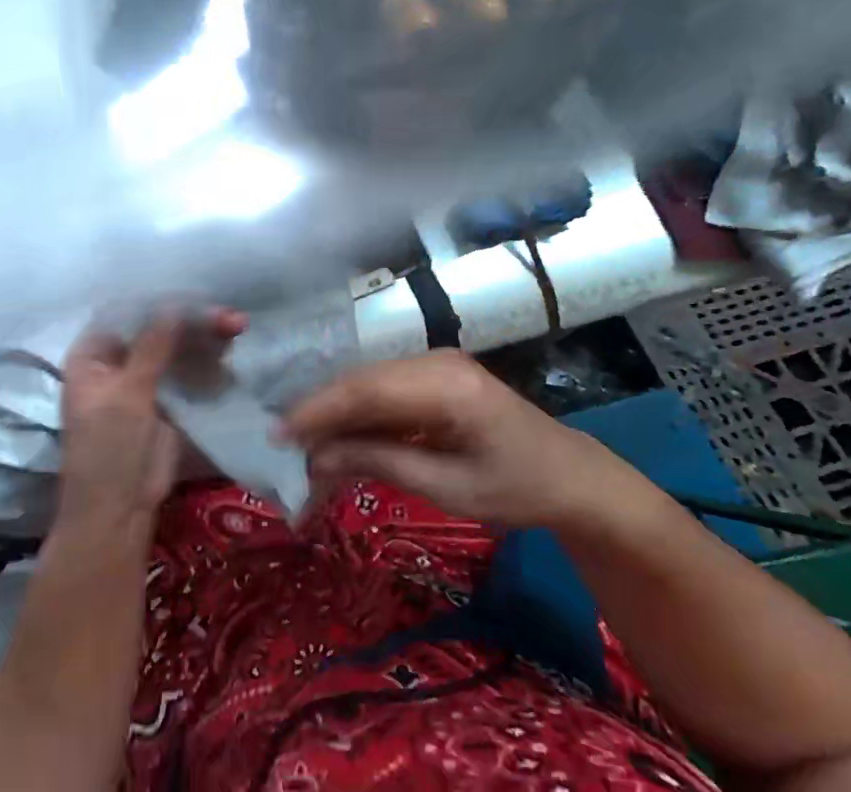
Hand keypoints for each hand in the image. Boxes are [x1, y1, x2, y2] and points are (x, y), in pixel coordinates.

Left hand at [58, 308, 247, 531]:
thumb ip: (153, 347)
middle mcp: (117, 362)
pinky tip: (230, 350)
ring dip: (205, 339)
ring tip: (236, 327)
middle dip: (191, 321)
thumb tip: (173, 304)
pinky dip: (208, 362)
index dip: (159, 301)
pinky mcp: (167, 401)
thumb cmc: (107, 448)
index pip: (126, 315)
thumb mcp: (127, 394)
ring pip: (177, 350)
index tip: (196, 290)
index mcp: (93, 356)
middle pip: (156, 331)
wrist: (118, 510)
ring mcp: (143, 382)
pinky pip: (189, 373)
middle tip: (229, 318)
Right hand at [279, 350, 656, 531]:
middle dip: (319, 412)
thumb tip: (316, 457)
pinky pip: (383, 391)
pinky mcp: (433, 377)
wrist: (573, 478)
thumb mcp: (449, 488)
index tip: (277, 434)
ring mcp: (434, 365)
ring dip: (335, 414)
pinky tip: (338, 438)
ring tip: (303, 445)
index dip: (317, 410)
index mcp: (447, 385)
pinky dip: (357, 415)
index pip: (365, 390)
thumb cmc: (518, 488)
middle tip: (281, 443)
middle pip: (360, 380)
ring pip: (366, 383)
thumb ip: (380, 463)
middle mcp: (435, 361)